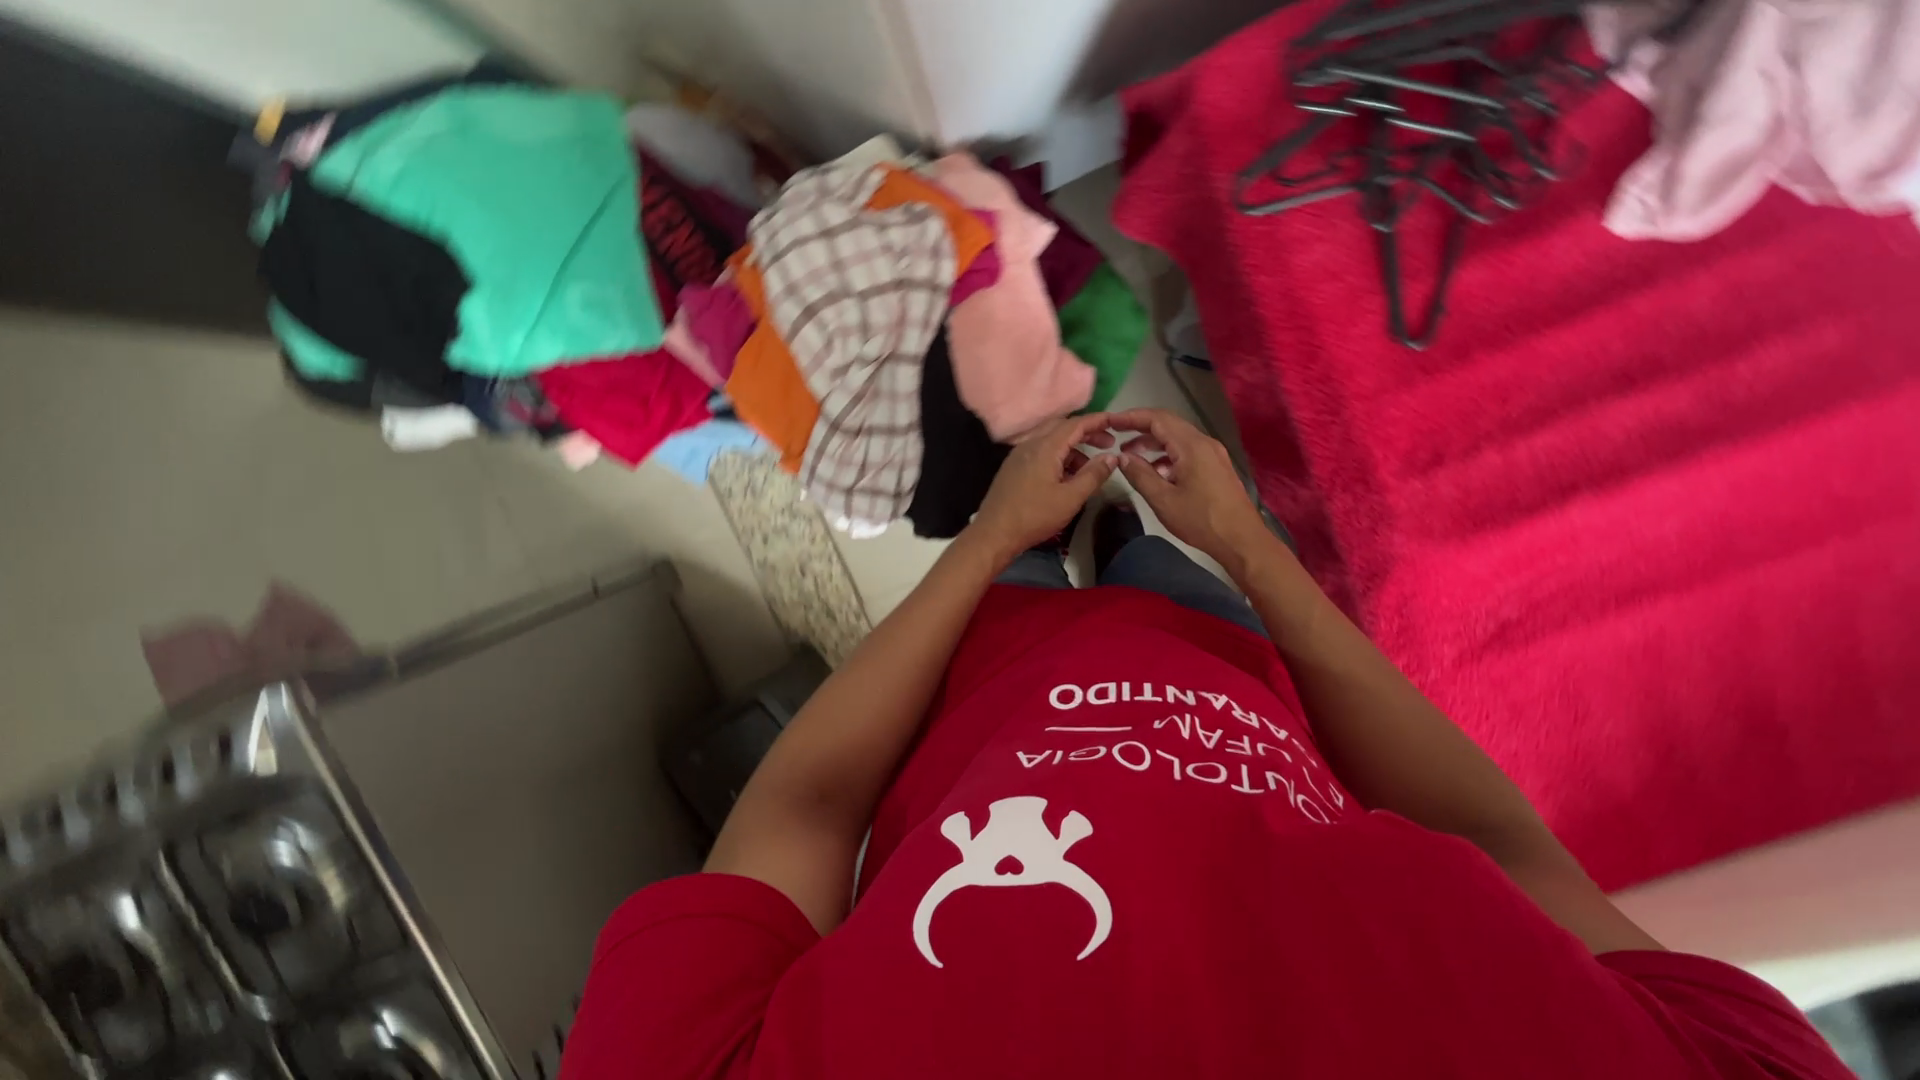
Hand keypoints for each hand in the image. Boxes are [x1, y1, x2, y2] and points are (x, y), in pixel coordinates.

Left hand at [967, 413, 1118, 561]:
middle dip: (1087, 433)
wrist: (994, 533)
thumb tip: (1111, 457)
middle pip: (1062, 428)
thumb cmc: (1034, 516)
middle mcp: (1030, 445)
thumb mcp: (1071, 498)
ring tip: (1090, 467)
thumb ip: (1093, 475)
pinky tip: (1067, 477)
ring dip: (1073, 448)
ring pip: (1051, 442)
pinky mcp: (1013, 468)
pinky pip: (1040, 453)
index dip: (1098, 421)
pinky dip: (1059, 458)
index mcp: (1045, 448)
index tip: (1116, 422)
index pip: (1075, 423)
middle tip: (1108, 443)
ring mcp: (1019, 456)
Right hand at [1111, 409, 1269, 567]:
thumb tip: (1122, 457)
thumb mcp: (1163, 500)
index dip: (1132, 417)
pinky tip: (1155, 471)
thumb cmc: (1201, 520)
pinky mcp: (1216, 466)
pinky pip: (1187, 451)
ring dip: (1153, 443)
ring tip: (1130, 456)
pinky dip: (1167, 454)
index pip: (1157, 419)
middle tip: (1116, 435)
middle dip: (1141, 428)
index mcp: (1191, 446)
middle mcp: (1204, 443)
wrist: (1241, 539)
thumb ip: (1140, 475)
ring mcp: (1213, 454)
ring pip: (1178, 438)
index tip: (1111, 422)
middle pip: (1169, 424)